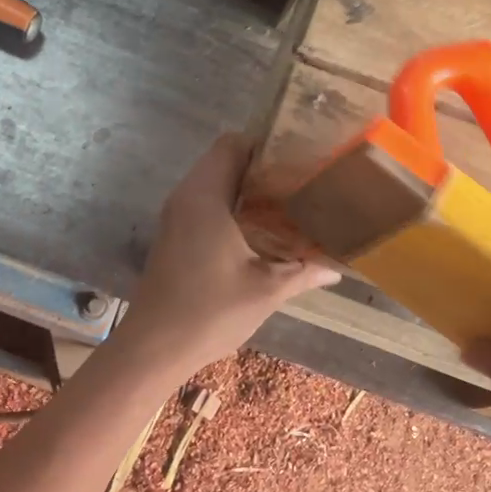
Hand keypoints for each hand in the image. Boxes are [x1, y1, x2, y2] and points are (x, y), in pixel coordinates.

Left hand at [119, 136, 340, 368]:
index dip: (269, 144)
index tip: (304, 156)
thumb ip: (303, 270)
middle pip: (226, 162)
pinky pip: (207, 207)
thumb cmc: (209, 312)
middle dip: (266, 169)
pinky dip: (234, 211)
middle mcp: (186, 197)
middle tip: (307, 182)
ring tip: (293, 205)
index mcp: (204, 196)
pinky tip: (265, 233)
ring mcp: (176, 217)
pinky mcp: (174, 237)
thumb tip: (337, 266)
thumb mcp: (266, 290)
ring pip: (216, 186)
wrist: (153, 348)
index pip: (234, 144)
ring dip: (250, 192)